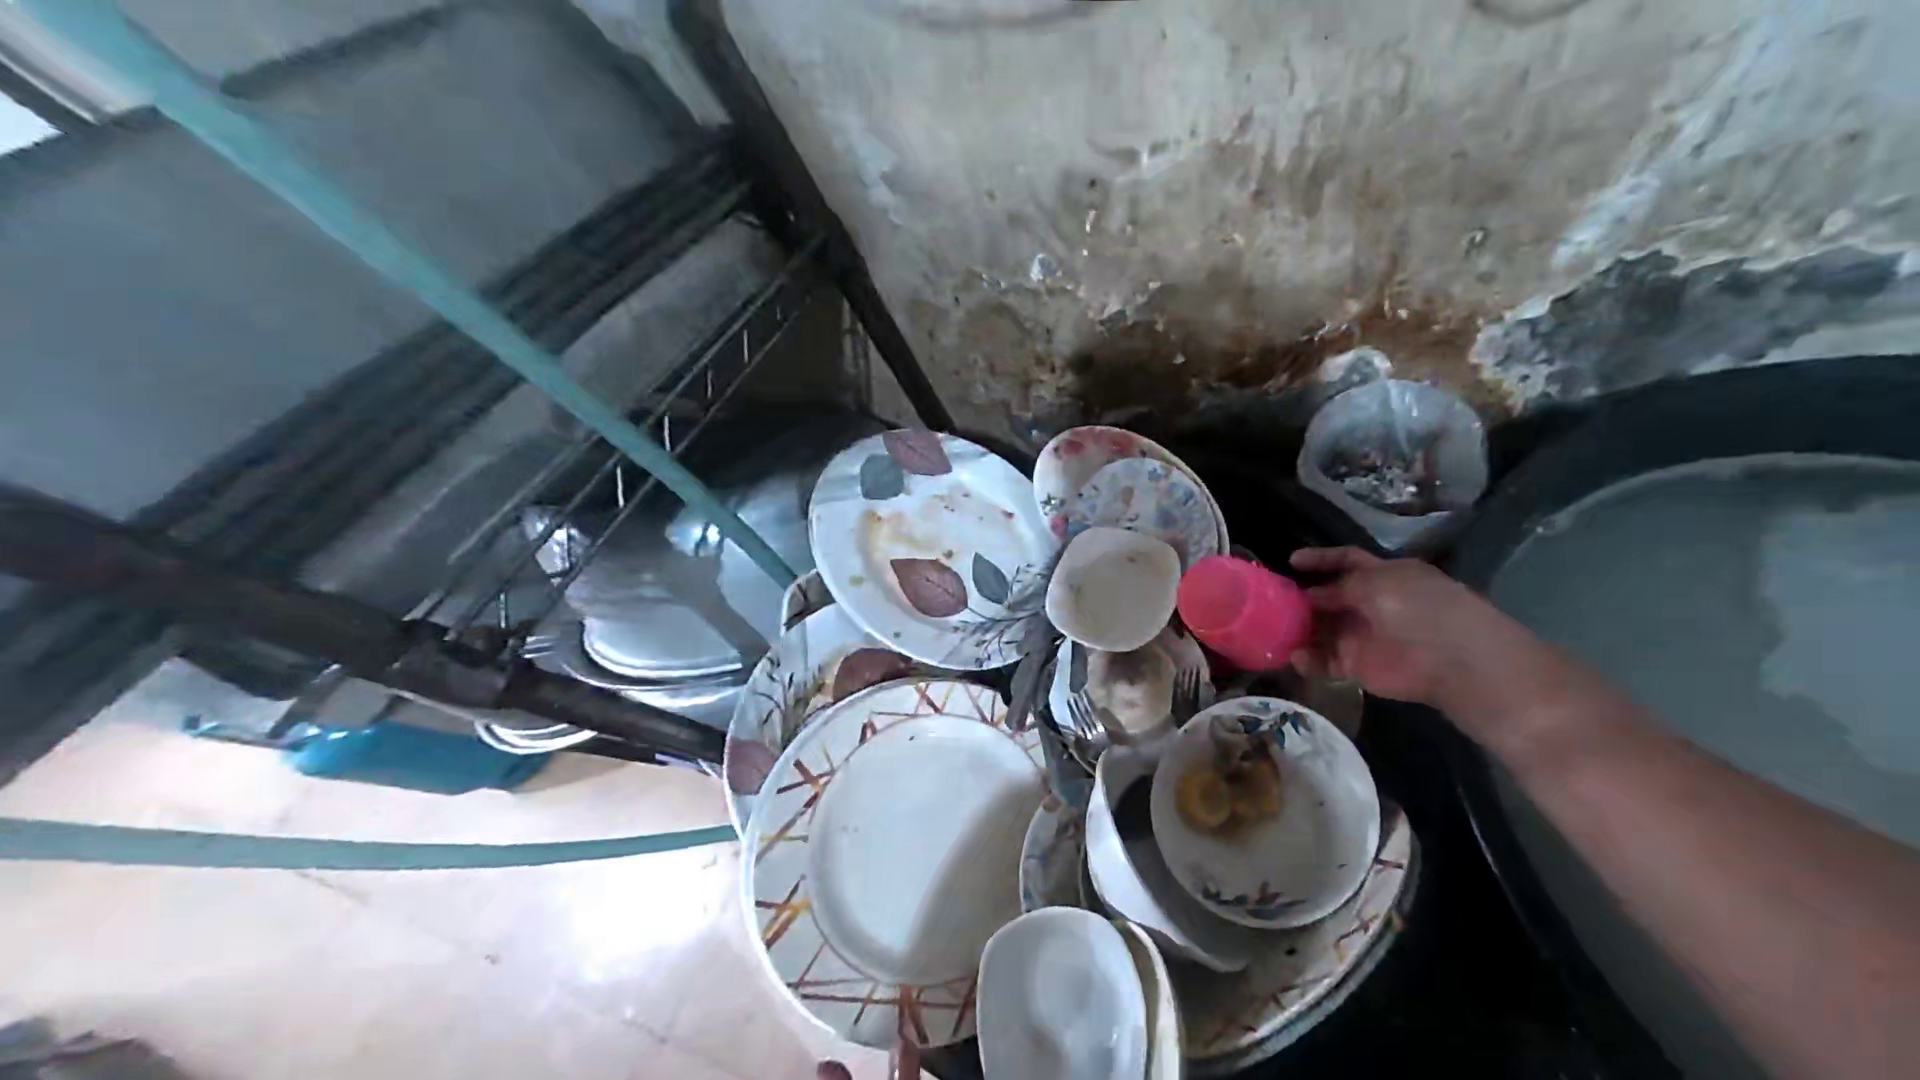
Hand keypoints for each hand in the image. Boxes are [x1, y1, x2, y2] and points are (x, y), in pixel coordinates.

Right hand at [1288, 547, 1512, 708]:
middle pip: (1326, 597)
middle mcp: (1369, 604)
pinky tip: (1291, 656)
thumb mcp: (1377, 584)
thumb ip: (1337, 588)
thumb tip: (1309, 595)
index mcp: (1382, 576)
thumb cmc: (1419, 608)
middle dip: (1299, 598)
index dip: (1320, 559)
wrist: (1453, 661)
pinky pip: (1322, 661)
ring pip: (1319, 629)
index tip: (1291, 560)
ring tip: (1269, 629)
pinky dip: (1306, 660)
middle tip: (1269, 600)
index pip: (1345, 561)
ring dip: (1296, 629)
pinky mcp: (1356, 665)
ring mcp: (1361, 635)